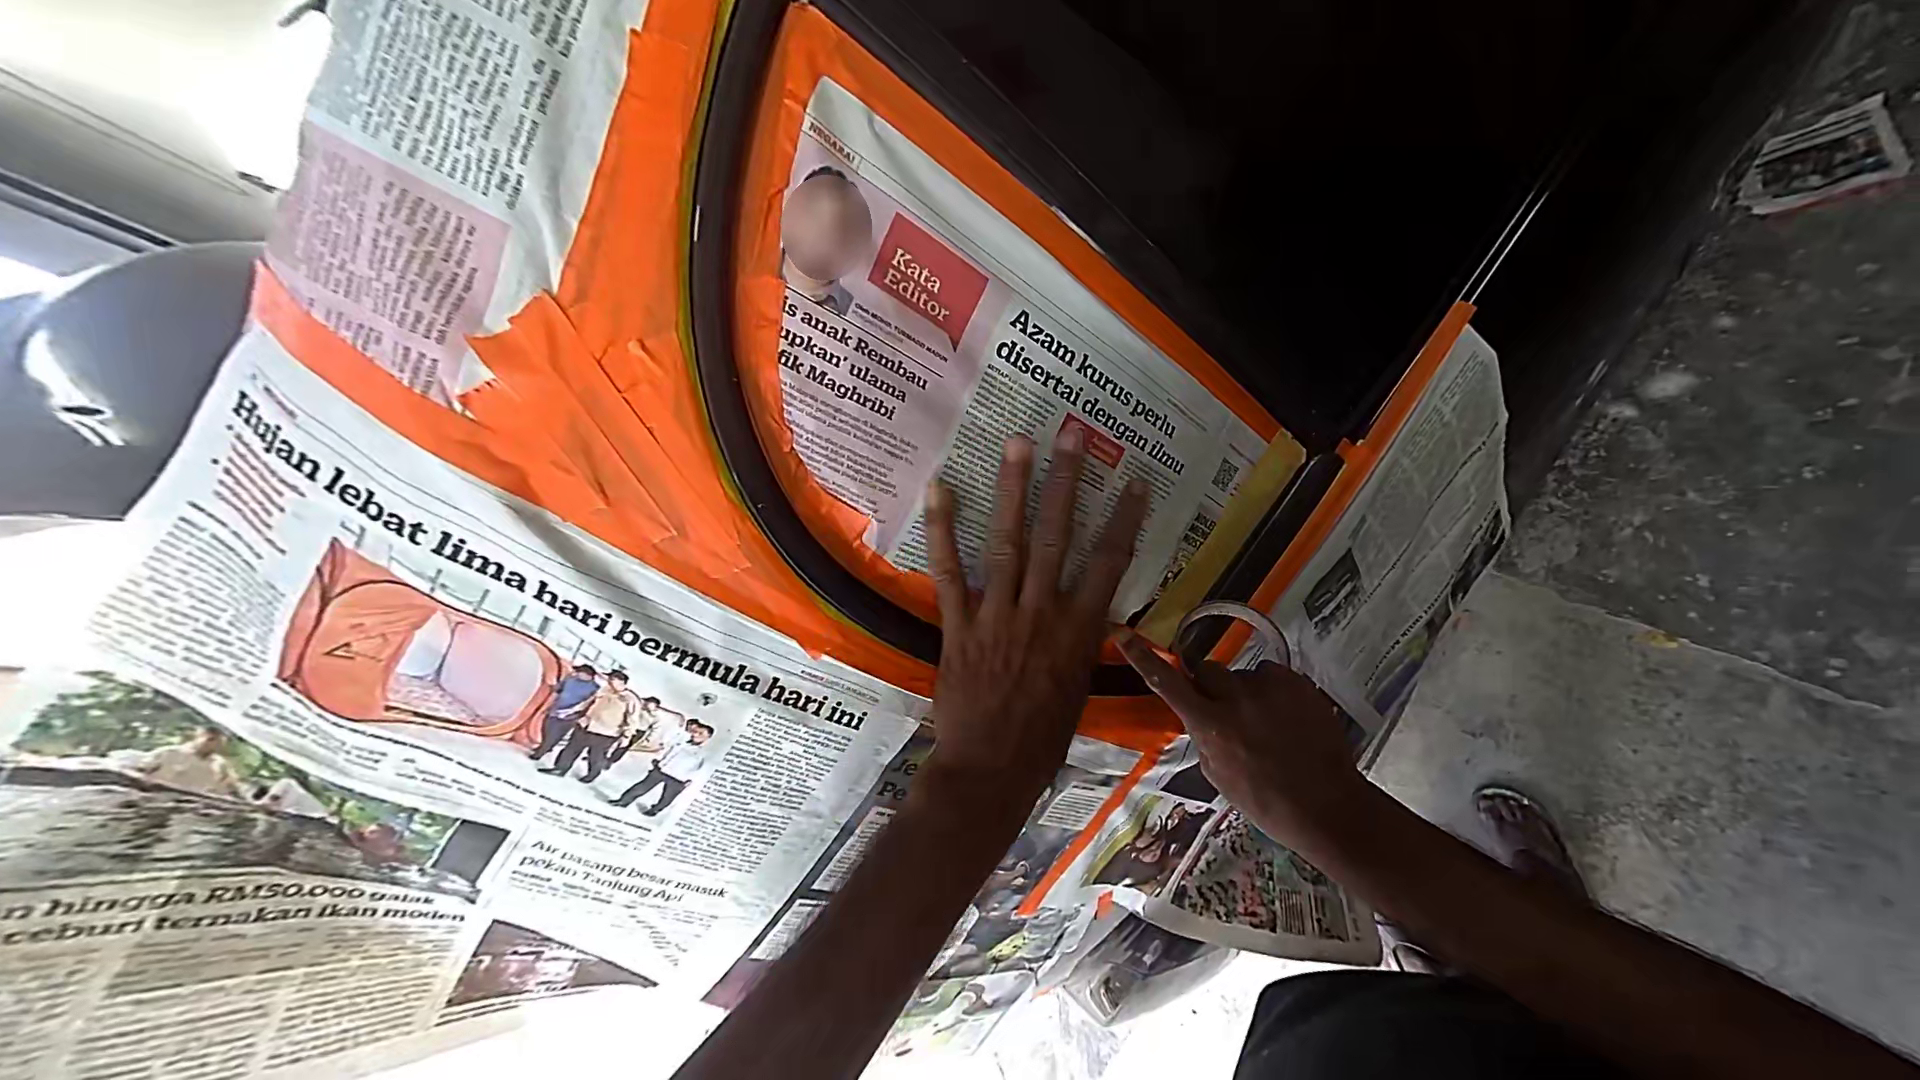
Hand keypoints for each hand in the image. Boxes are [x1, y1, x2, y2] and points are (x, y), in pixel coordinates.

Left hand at [922, 429, 1148, 809]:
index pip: (1110, 565)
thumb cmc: (1043, 739)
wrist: (991, 769)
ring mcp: (998, 615)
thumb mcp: (1079, 690)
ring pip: (1010, 542)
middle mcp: (1042, 613)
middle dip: (1067, 483)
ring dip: (1014, 490)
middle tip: (1073, 436)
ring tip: (1019, 444)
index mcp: (1079, 633)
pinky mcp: (958, 624)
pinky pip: (950, 571)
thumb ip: (1084, 644)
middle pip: (1059, 537)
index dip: (1125, 520)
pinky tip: (941, 490)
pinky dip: (943, 530)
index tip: (1135, 482)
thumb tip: (1094, 614)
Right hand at [1114, 637, 1367, 847]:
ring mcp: (1270, 688)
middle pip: (1208, 670)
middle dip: (1211, 685)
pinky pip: (1274, 677)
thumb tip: (1200, 714)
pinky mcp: (1298, 683)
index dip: (1142, 657)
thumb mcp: (1218, 774)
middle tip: (1228, 712)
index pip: (1167, 683)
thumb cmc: (1267, 801)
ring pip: (1244, 675)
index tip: (1124, 633)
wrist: (1328, 806)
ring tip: (1270, 725)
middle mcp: (1236, 699)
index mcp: (1211, 725)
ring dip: (1248, 693)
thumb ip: (1204, 736)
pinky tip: (1289, 720)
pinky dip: (1276, 693)